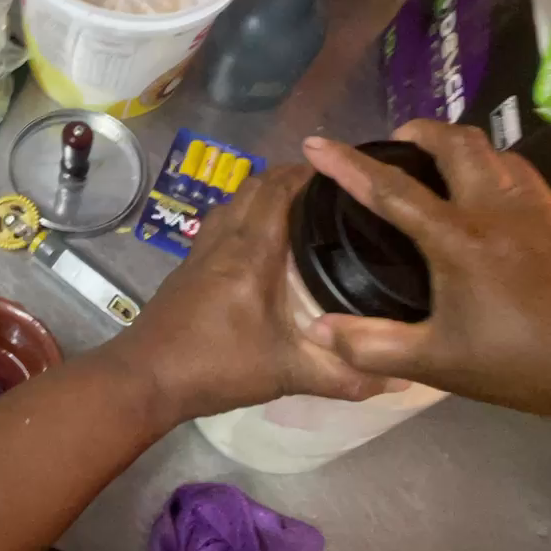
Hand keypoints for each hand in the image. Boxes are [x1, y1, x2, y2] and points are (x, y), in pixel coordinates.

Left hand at [102, 165, 387, 422]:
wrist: (147, 377)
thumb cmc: (217, 366)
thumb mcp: (288, 373)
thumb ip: (344, 375)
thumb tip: (402, 378)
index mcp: (251, 252)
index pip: (278, 190)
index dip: (308, 172)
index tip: (344, 173)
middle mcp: (224, 240)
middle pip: (254, 187)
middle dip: (290, 178)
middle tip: (329, 189)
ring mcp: (200, 250)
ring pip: (233, 201)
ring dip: (263, 194)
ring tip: (300, 209)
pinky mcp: (187, 266)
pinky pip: (220, 222)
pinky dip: (244, 215)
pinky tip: (262, 243)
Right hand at [300, 121, 550, 419]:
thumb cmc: (531, 363)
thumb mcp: (439, 364)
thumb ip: (373, 346)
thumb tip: (316, 329)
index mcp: (458, 238)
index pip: (390, 188)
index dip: (347, 164)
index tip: (317, 142)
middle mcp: (497, 208)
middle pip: (454, 143)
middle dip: (418, 131)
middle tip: (395, 142)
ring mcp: (539, 209)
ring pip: (494, 150)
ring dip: (459, 145)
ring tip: (439, 163)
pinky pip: (522, 173)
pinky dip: (493, 167)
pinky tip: (493, 200)